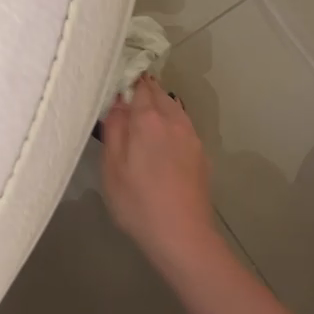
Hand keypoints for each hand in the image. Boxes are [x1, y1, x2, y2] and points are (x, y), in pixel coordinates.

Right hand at [101, 76, 224, 268]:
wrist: (183, 235)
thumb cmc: (138, 203)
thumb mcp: (112, 169)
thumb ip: (114, 130)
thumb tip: (116, 102)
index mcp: (148, 120)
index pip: (139, 85)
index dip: (127, 79)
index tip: (115, 81)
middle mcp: (173, 120)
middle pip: (158, 93)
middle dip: (143, 90)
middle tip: (125, 97)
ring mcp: (191, 137)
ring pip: (174, 108)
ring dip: (158, 106)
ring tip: (142, 117)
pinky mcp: (200, 154)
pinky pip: (182, 126)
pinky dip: (170, 123)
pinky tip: (161, 140)